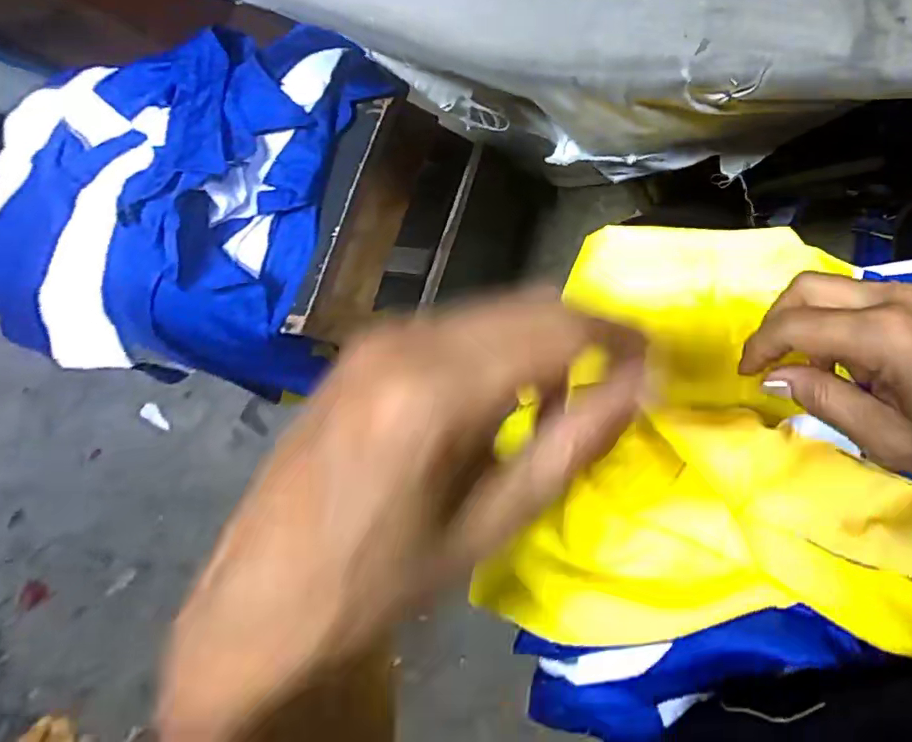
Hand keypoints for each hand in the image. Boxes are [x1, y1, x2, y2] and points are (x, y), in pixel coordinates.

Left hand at [158, 291, 644, 740]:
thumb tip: (648, 383)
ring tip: (575, 387)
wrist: (254, 607)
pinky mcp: (374, 344)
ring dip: (558, 334)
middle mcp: (407, 345)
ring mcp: (384, 338)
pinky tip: (518, 386)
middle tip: (629, 371)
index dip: (623, 338)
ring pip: (510, 305)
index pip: (562, 331)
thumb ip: (581, 440)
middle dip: (596, 331)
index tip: (657, 359)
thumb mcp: (499, 520)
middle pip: (540, 305)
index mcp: (435, 394)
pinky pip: (475, 318)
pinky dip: (517, 338)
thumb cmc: (386, 576)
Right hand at [739, 272, 911, 502]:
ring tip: (808, 372)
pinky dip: (839, 321)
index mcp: (883, 331)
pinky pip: (864, 298)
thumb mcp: (888, 439)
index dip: (762, 346)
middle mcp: (894, 298)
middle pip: (811, 286)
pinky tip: (848, 363)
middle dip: (777, 321)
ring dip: (810, 320)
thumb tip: (777, 374)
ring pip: (837, 288)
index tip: (744, 375)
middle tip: (766, 366)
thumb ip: (826, 398)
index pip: (799, 322)